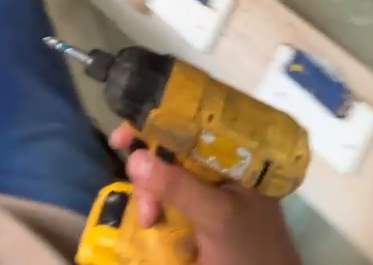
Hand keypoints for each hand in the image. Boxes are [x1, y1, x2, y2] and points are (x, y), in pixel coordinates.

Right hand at [108, 126, 302, 264]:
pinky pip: (166, 198)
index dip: (155, 122)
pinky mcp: (197, 215)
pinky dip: (153, 206)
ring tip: (150, 222)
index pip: (190, 121)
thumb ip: (179, 186)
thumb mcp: (216, 216)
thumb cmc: (250, 251)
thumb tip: (135, 157)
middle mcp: (218, 164)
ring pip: (163, 175)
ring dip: (149, 194)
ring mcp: (207, 191)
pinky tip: (150, 221)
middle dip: (149, 171)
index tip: (122, 137)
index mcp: (232, 152)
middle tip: (147, 207)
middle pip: (170, 148)